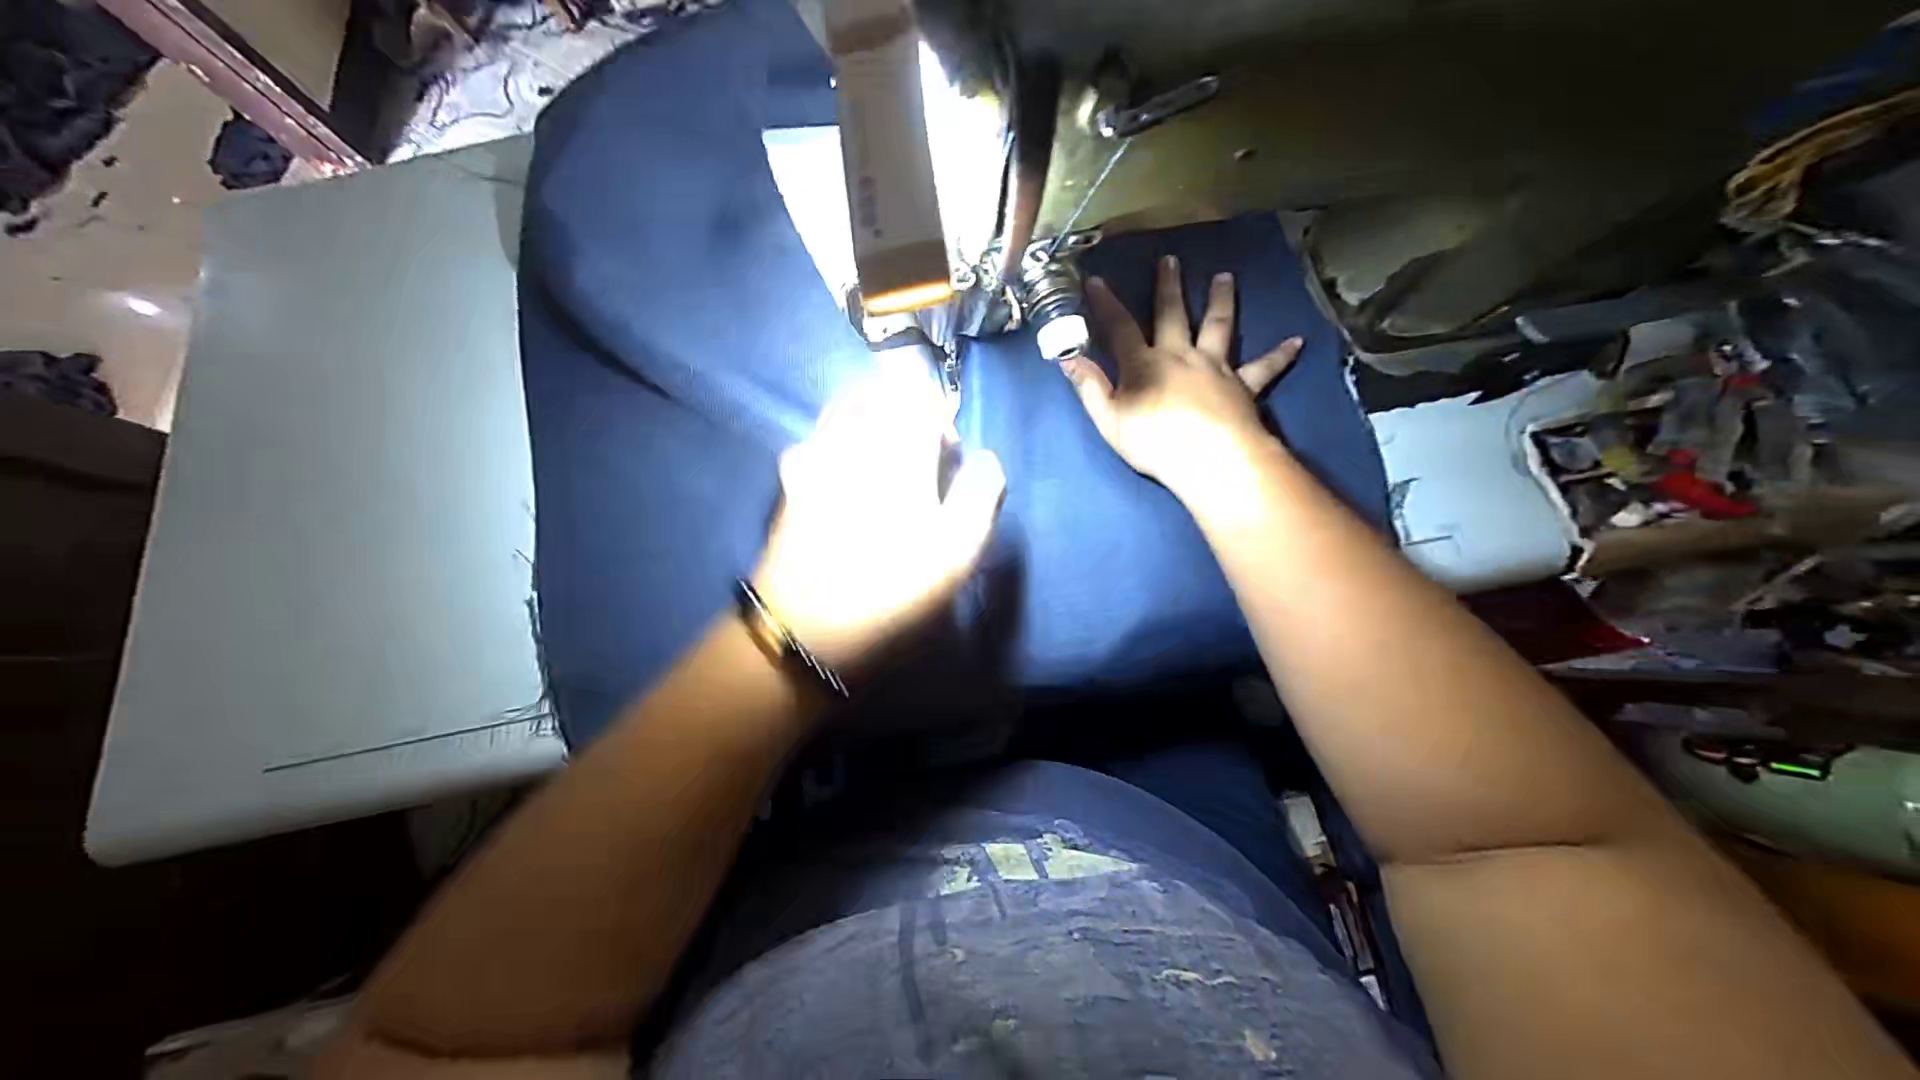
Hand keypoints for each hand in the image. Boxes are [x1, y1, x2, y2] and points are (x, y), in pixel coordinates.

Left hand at [752, 364, 1004, 674]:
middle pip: (879, 389)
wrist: (806, 624)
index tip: (948, 456)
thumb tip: (984, 458)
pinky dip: (838, 441)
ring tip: (884, 466)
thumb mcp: (960, 547)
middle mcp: (851, 431)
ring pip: (845, 406)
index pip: (920, 390)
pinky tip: (844, 479)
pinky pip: (819, 436)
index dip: (940, 416)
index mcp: (898, 441)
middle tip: (918, 458)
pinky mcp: (791, 475)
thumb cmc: (892, 584)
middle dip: (903, 410)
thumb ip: (981, 490)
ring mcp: (813, 449)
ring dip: (870, 420)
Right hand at [1063, 255, 1301, 507]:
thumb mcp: (1110, 420)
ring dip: (1221, 300)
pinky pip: (1264, 368)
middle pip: (1173, 315)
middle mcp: (1180, 356)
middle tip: (1171, 259)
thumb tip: (1069, 358)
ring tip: (1225, 277)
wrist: (1211, 459)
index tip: (1097, 281)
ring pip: (1219, 326)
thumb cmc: (1155, 443)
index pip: (1120, 328)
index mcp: (1145, 365)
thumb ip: (1091, 388)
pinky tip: (1296, 342)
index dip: (1106, 304)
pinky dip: (1279, 355)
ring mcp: (1215, 367)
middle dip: (1168, 287)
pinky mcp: (1244, 385)